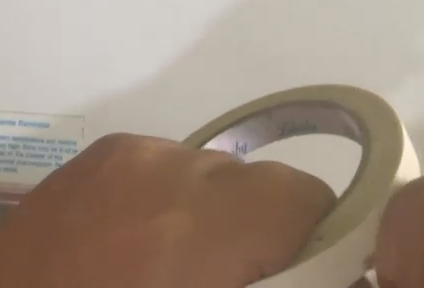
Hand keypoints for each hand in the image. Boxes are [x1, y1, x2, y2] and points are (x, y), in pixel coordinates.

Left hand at [0, 133, 334, 287]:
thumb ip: (263, 281)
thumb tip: (320, 271)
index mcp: (197, 228)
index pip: (302, 197)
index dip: (319, 240)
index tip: (306, 276)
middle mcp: (171, 169)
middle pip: (262, 182)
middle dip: (267, 233)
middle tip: (242, 280)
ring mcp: (133, 151)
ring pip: (215, 172)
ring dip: (218, 214)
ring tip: (183, 266)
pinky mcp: (103, 149)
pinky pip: (170, 165)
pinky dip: (175, 199)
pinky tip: (142, 245)